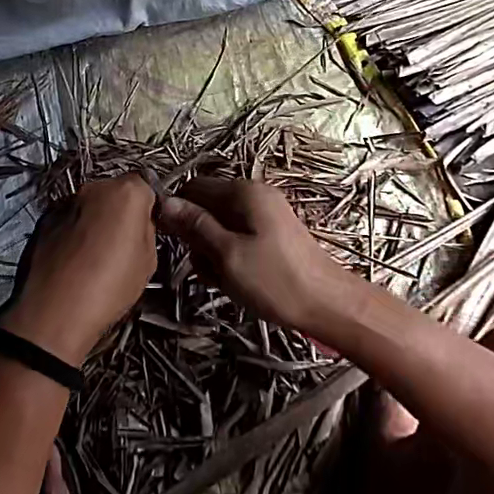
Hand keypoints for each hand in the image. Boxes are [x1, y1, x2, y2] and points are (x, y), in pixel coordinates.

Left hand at [2, 174, 156, 363]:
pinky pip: (69, 219)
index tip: (149, 224)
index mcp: (127, 193)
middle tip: (124, 244)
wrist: (55, 312)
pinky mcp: (45, 220)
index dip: (149, 207)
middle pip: (116, 192)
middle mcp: (95, 189)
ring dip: (96, 221)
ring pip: (91, 205)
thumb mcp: (147, 262)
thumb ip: (147, 231)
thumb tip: (141, 226)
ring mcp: (67, 203)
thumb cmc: (105, 288)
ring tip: (98, 257)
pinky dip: (75, 232)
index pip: (146, 185)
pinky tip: (78, 261)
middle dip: (121, 212)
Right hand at [155, 178, 362, 335]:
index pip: (194, 187)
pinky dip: (230, 259)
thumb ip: (195, 226)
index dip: (178, 212)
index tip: (172, 241)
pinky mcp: (271, 236)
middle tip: (208, 268)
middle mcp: (255, 196)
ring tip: (224, 279)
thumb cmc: (275, 280)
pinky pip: (237, 240)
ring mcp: (265, 216)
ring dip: (213, 254)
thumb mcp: (227, 254)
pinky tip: (236, 281)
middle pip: (207, 208)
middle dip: (198, 238)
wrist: (327, 306)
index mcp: (244, 192)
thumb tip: (166, 202)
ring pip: (220, 228)